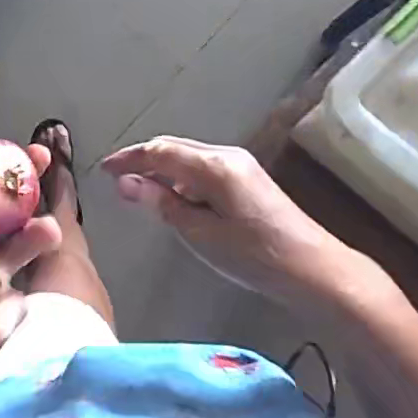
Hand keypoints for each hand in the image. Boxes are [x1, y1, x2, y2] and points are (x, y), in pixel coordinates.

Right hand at [101, 136, 397, 308]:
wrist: (314, 270)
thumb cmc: (255, 256)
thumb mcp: (200, 233)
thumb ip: (161, 203)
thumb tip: (125, 183)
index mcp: (214, 166)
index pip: (159, 152)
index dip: (128, 159)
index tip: (103, 169)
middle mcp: (226, 155)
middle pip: (173, 148)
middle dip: (143, 160)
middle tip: (117, 179)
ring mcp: (240, 164)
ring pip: (188, 157)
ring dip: (162, 169)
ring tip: (140, 191)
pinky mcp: (247, 177)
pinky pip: (203, 168)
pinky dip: (181, 177)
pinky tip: (175, 198)